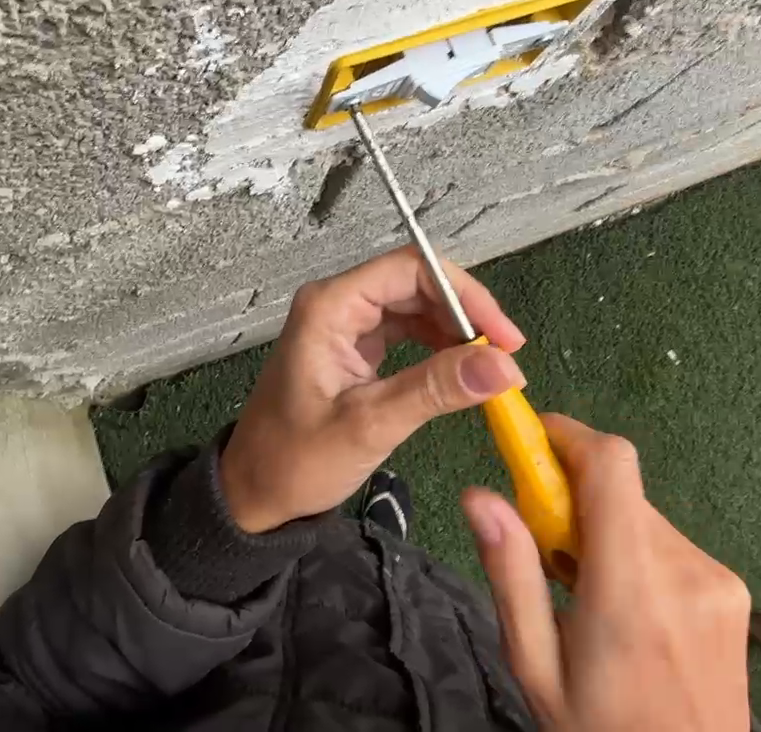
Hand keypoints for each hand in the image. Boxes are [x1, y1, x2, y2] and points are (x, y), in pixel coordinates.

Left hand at [218, 245, 526, 533]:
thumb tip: (505, 365)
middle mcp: (336, 303)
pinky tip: (461, 370)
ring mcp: (343, 323)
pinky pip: (402, 329)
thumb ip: (436, 389)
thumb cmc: (298, 459)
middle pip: (414, 282)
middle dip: (464, 313)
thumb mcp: (370, 424)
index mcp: (330, 306)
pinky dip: (435, 346)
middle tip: (506, 356)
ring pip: (412, 305)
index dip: (464, 294)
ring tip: (491, 366)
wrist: (254, 491)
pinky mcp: (351, 346)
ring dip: (454, 330)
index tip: (504, 336)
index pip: (409, 269)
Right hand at [463, 415, 749, 730]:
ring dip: (600, 526)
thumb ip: (511, 575)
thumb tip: (478, 495)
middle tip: (540, 546)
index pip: (610, 465)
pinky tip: (621, 605)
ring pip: (638, 511)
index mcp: (633, 588)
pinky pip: (664, 539)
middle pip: (618, 487)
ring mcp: (718, 581)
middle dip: (570, 496)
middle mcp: (687, 570)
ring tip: (581, 589)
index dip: (565, 435)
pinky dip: (630, 548)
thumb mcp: (536, 667)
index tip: (525, 441)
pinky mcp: (732, 592)